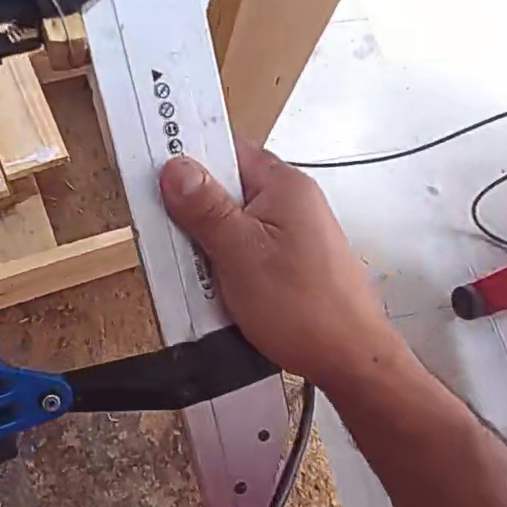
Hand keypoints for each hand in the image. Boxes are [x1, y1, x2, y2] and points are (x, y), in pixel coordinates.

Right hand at [159, 144, 409, 388]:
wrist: (350, 358)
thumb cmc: (306, 308)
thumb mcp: (239, 253)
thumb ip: (205, 208)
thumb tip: (177, 168)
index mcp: (285, 185)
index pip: (228, 148)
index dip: (190, 157)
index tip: (156, 171)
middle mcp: (295, 202)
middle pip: (230, 188)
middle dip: (197, 210)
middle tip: (172, 233)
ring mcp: (297, 232)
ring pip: (238, 223)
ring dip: (212, 242)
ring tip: (200, 269)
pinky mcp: (295, 260)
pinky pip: (251, 249)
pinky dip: (230, 262)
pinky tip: (222, 286)